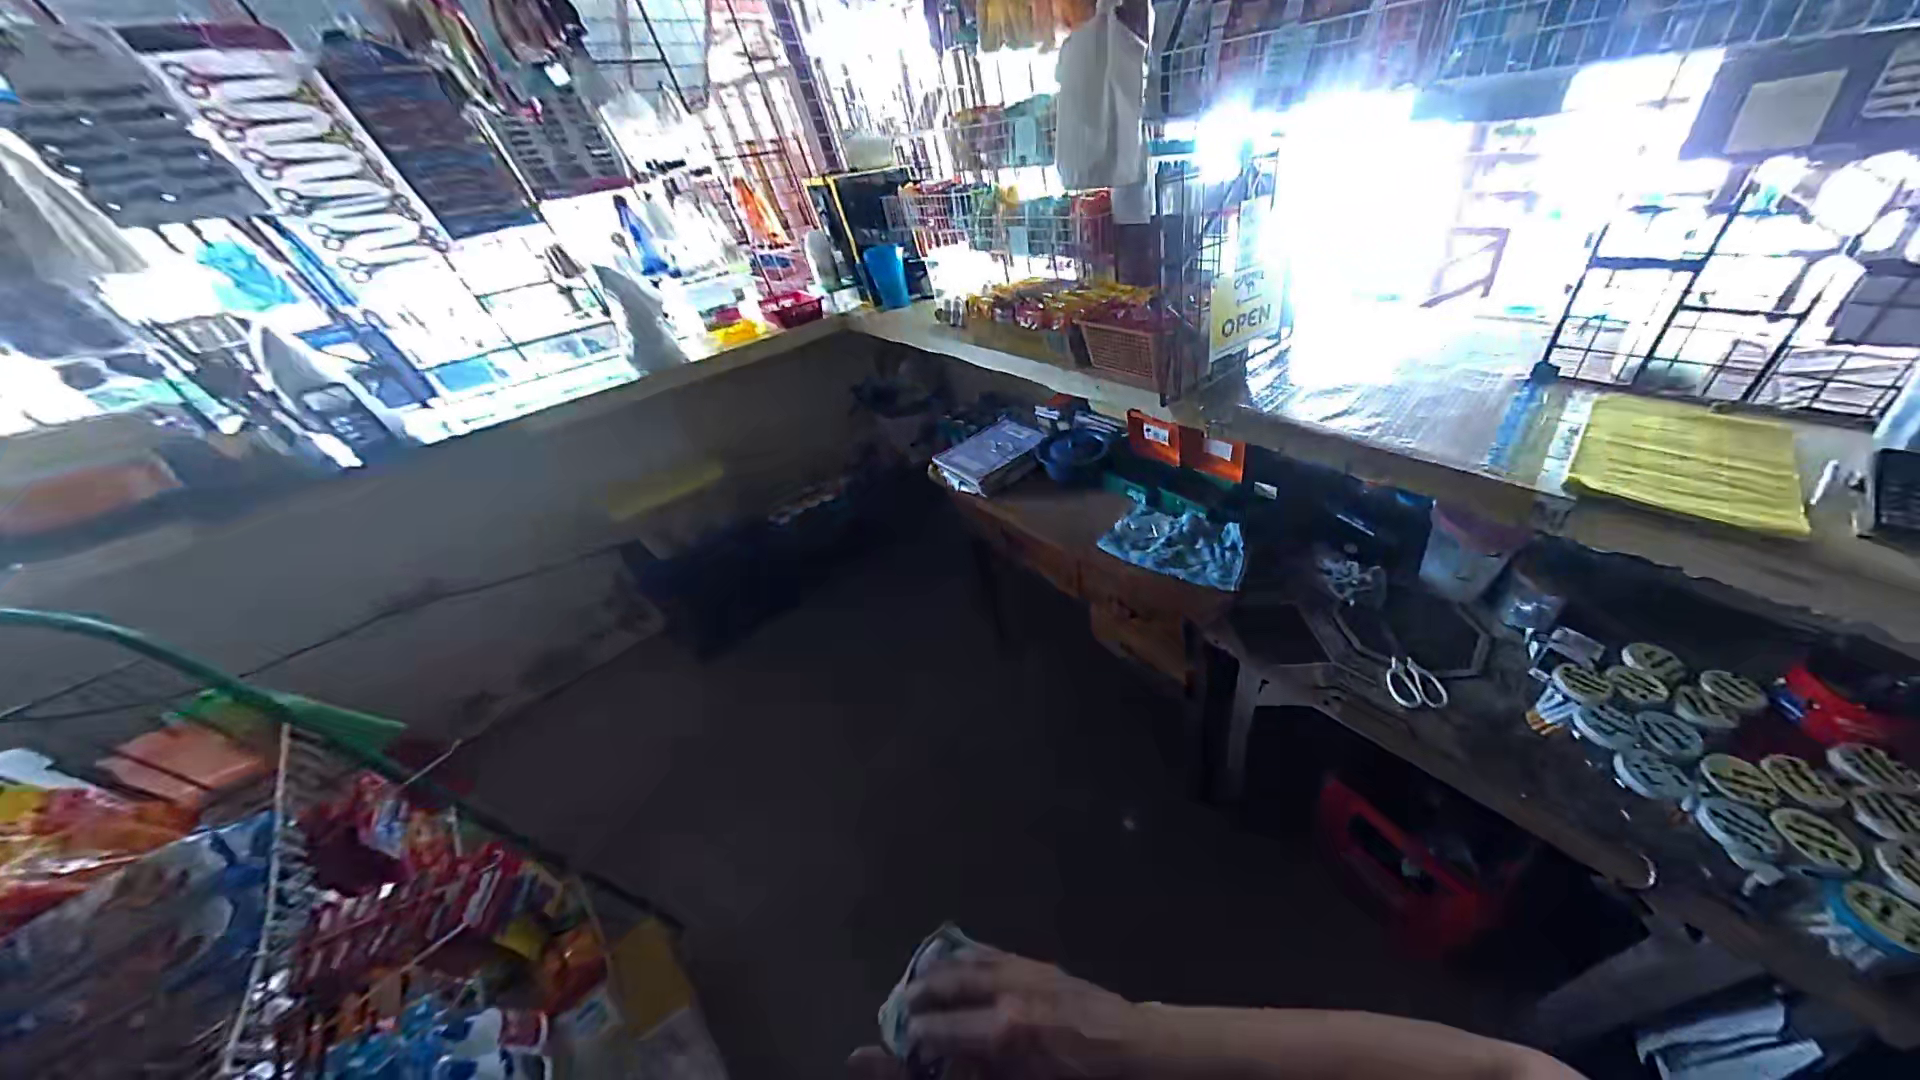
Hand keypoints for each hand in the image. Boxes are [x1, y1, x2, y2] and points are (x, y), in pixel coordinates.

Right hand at [900, 946, 1139, 1077]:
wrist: (1132, 1049)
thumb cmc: (1079, 1077)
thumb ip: (985, 1068)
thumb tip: (952, 1059)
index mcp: (1006, 1030)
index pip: (948, 1028)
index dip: (922, 1031)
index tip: (906, 1033)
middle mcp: (1009, 992)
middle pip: (955, 984)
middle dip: (925, 992)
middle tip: (904, 1001)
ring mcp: (1024, 972)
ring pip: (972, 961)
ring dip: (943, 968)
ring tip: (922, 975)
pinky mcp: (1039, 964)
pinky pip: (995, 953)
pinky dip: (971, 953)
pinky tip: (959, 956)